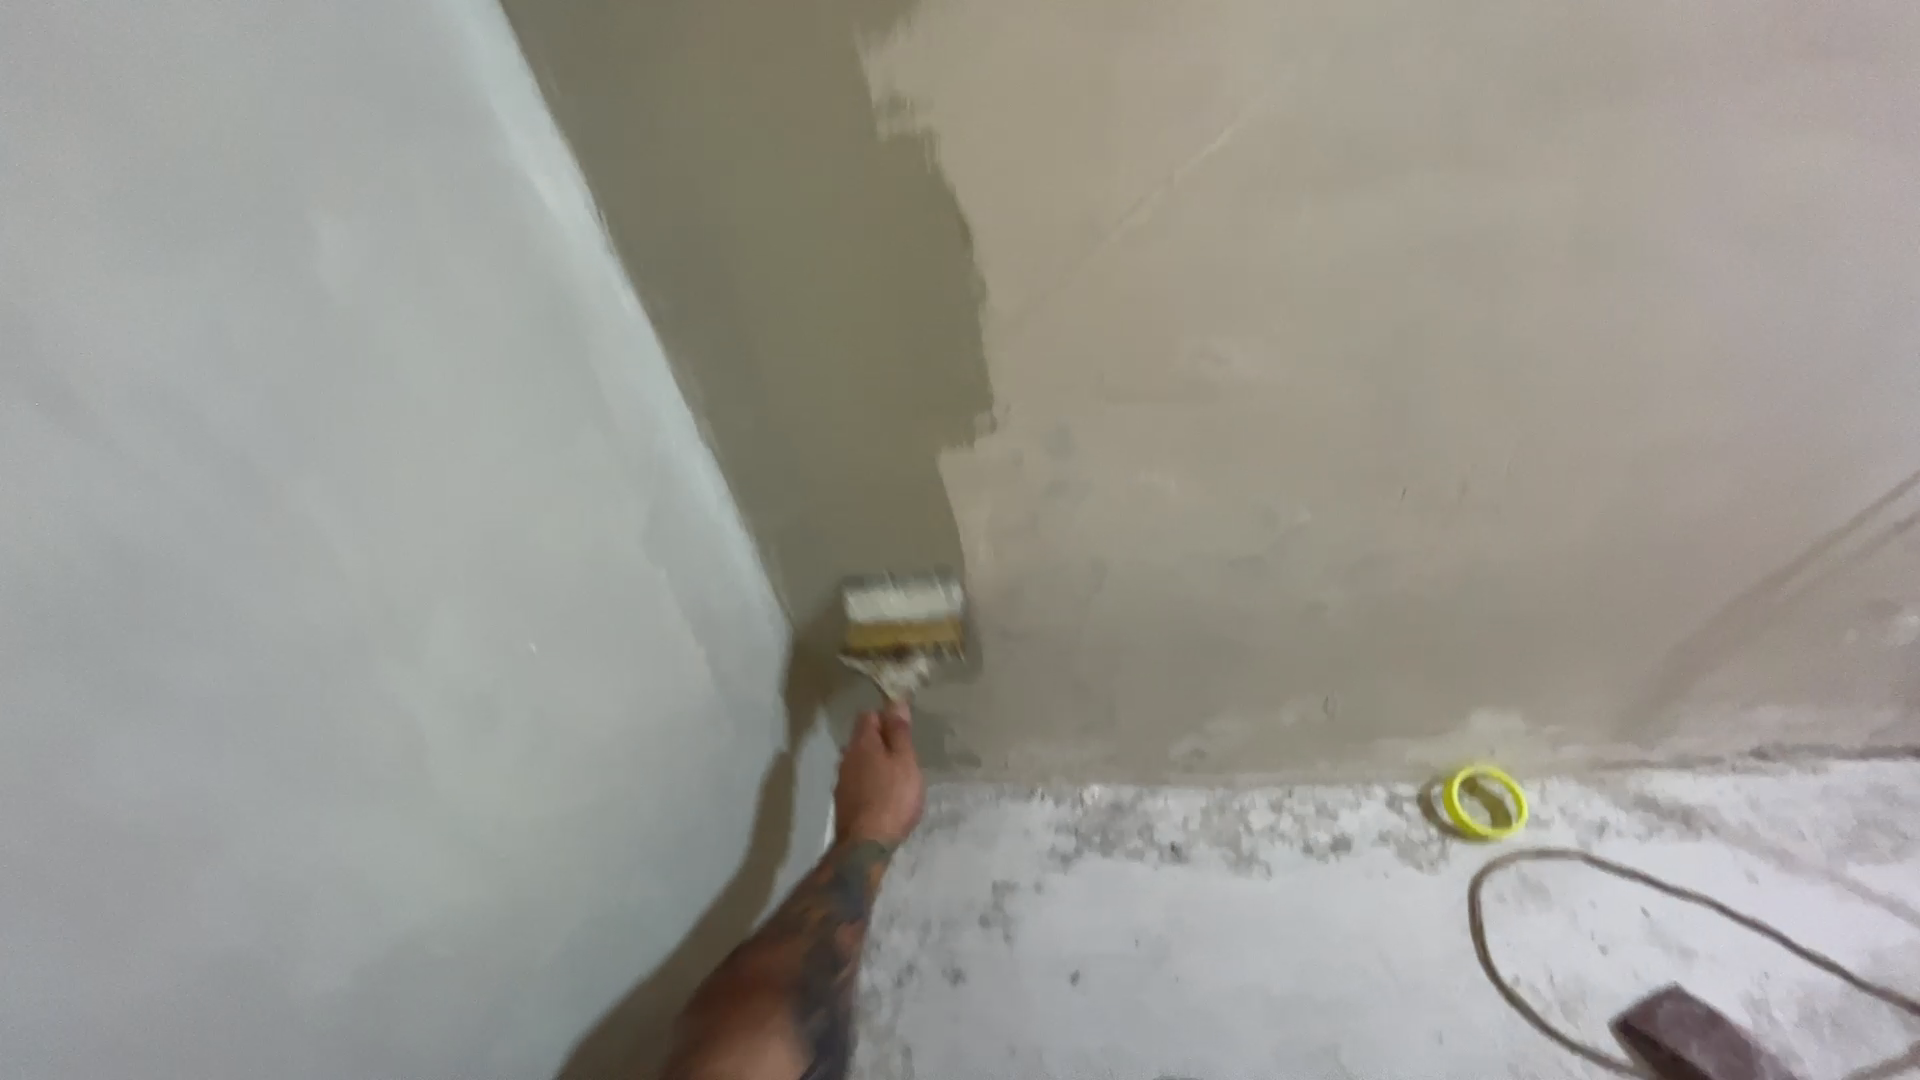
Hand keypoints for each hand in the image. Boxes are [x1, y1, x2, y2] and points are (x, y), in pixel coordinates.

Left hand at [834, 701, 924, 846]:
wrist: (866, 845)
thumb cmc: (893, 797)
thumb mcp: (904, 761)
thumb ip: (899, 732)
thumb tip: (895, 702)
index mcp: (862, 743)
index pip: (869, 715)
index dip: (886, 717)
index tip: (903, 729)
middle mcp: (846, 757)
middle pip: (862, 738)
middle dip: (880, 740)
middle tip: (904, 752)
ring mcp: (841, 780)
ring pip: (858, 760)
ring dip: (874, 761)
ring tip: (895, 773)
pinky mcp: (843, 802)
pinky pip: (857, 780)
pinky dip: (869, 780)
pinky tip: (882, 793)